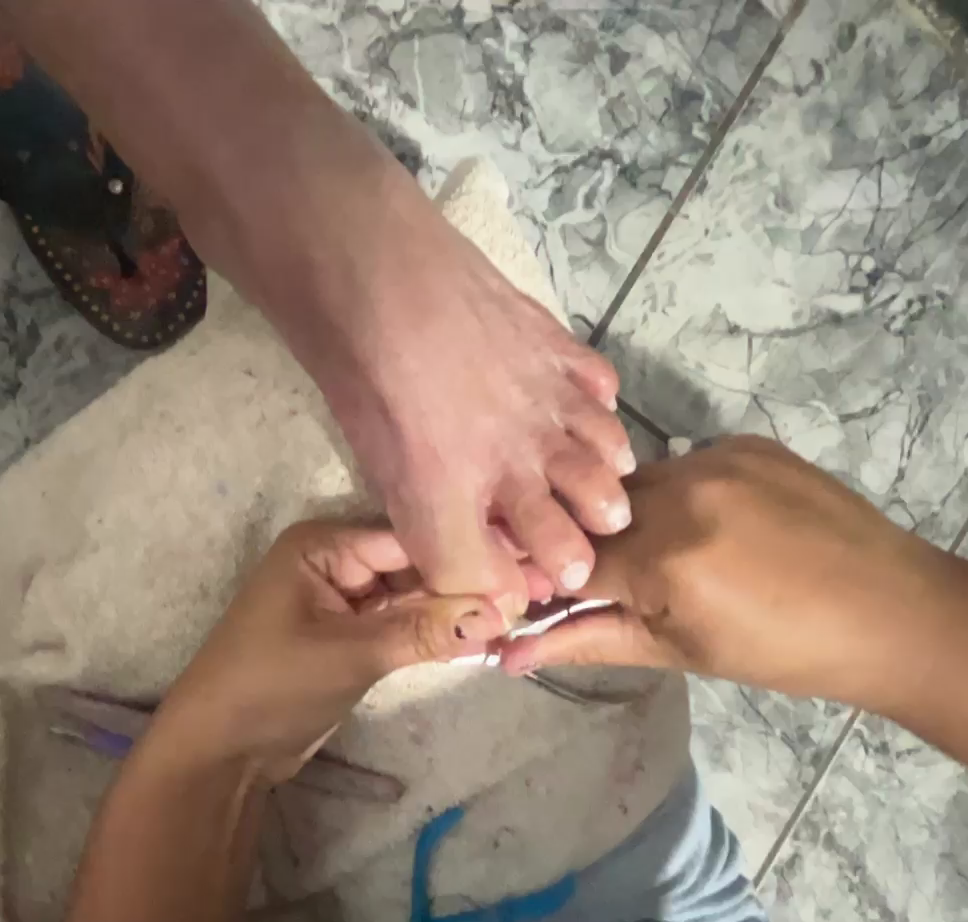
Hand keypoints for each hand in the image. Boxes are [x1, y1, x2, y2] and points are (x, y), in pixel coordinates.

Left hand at [155, 521, 505, 779]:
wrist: (222, 750)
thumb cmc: (271, 686)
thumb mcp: (348, 655)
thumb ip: (422, 632)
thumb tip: (497, 615)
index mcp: (323, 545)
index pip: (407, 537)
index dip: (464, 553)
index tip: (527, 566)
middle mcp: (336, 562)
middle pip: (413, 564)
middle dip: (466, 582)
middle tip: (538, 591)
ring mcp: (345, 599)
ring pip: (412, 596)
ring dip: (455, 610)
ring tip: (523, 612)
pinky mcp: (351, 634)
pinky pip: (402, 624)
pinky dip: (434, 633)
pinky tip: (483, 637)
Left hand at [329, 239, 635, 616]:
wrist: (378, 283)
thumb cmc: (362, 385)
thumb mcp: (379, 473)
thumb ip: (432, 528)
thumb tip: (483, 571)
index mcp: (453, 502)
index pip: (496, 576)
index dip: (512, 590)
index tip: (520, 587)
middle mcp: (517, 462)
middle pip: (570, 532)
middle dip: (577, 556)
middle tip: (578, 559)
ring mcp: (546, 402)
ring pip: (603, 462)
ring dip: (605, 487)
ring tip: (605, 496)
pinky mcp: (558, 348)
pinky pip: (600, 390)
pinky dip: (601, 410)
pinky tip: (590, 413)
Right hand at [498, 436, 967, 710]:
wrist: (896, 612)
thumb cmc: (780, 652)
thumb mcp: (675, 652)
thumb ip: (584, 642)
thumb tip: (504, 658)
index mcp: (662, 559)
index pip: (565, 559)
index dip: (552, 579)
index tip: (548, 593)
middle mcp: (680, 494)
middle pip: (595, 515)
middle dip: (593, 547)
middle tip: (620, 579)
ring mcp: (716, 459)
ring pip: (633, 485)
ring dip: (632, 517)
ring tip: (671, 553)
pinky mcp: (746, 442)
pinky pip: (680, 465)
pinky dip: (676, 494)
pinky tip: (711, 525)